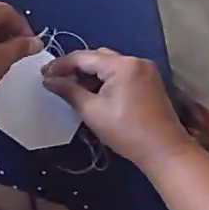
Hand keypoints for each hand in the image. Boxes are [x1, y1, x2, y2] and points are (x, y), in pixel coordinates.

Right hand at [42, 48, 197, 168]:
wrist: (165, 152)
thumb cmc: (126, 131)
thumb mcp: (91, 111)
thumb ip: (68, 90)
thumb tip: (48, 80)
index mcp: (122, 65)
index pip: (83, 57)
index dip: (60, 65)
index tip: (42, 75)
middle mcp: (135, 61)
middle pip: (96, 57)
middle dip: (74, 68)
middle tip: (55, 81)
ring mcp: (144, 70)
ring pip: (108, 64)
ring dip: (88, 74)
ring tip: (71, 88)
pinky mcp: (148, 80)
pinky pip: (119, 72)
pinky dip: (103, 79)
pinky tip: (92, 92)